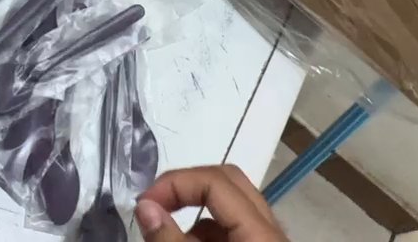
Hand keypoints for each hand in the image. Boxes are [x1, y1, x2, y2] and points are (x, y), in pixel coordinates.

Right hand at [135, 166, 289, 241]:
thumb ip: (172, 240)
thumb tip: (143, 206)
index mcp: (263, 234)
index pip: (215, 181)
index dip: (175, 184)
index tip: (144, 204)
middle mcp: (274, 233)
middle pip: (230, 182)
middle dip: (187, 187)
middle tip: (156, 204)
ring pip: (234, 211)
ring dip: (195, 214)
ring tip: (166, 234)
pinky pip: (238, 233)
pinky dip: (209, 235)